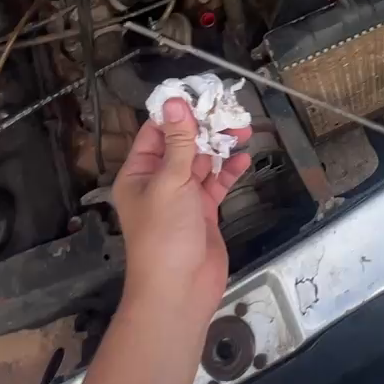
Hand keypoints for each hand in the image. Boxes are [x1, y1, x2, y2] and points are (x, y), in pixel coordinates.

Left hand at [112, 96, 252, 316]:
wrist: (179, 291)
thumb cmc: (164, 235)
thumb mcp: (171, 182)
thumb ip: (179, 141)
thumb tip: (175, 102)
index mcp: (139, 172)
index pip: (157, 131)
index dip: (178, 111)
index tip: (202, 92)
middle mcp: (159, 180)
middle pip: (184, 143)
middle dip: (206, 127)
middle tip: (231, 111)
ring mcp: (182, 196)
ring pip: (203, 160)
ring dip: (221, 145)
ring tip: (244, 130)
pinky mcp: (203, 210)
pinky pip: (217, 182)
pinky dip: (230, 170)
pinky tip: (244, 159)